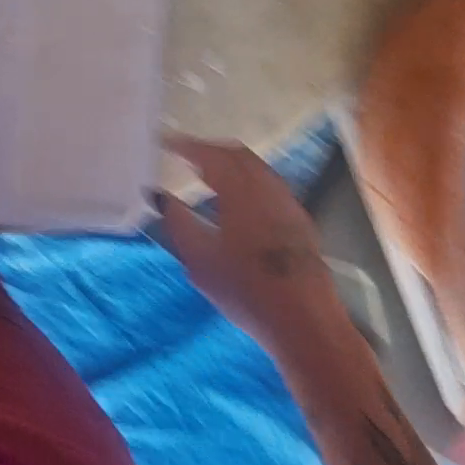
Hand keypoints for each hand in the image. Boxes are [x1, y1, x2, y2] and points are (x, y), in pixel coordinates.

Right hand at [157, 137, 339, 338]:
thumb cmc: (245, 289)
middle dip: (210, 150)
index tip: (165, 142)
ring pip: (257, 168)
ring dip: (231, 164)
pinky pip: (269, 184)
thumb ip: (177, 221)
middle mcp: (268, 188)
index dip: (186, 145)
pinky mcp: (300, 223)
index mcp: (240, 191)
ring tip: (209, 175)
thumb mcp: (199, 259)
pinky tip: (237, 200)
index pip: (210, 155)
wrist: (305, 322)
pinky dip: (247, 179)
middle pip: (237, 155)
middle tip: (186, 155)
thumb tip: (159, 195)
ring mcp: (288, 204)